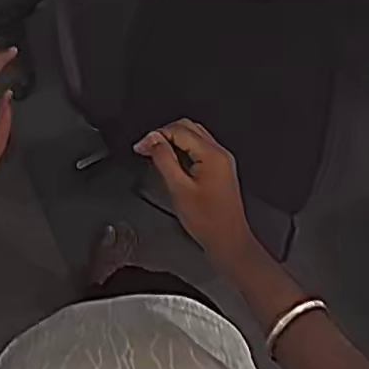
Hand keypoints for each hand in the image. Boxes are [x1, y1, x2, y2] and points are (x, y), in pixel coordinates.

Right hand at [134, 119, 256, 261]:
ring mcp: (222, 160)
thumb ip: (164, 160)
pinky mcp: (220, 168)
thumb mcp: (179, 189)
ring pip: (194, 135)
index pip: (179, 130)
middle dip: (164, 133)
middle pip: (188, 127)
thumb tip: (152, 140)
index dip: (156, 135)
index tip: (140, 147)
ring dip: (173, 140)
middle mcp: (220, 153)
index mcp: (212, 155)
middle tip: (146, 147)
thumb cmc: (208, 222)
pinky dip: (183, 148)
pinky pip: (199, 148)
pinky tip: (171, 161)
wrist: (228, 241)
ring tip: (155, 153)